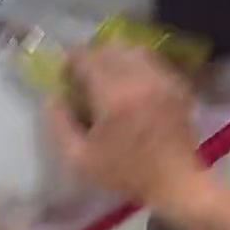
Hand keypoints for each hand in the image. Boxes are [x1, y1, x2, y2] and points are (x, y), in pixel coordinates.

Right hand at [48, 44, 209, 206]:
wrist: (174, 181)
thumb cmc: (125, 172)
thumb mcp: (79, 159)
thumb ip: (60, 125)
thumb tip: (53, 97)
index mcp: (113, 95)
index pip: (86, 57)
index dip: (72, 61)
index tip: (67, 75)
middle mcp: (139, 78)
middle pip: (110, 48)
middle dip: (94, 58)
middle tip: (87, 76)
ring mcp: (162, 79)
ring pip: (133, 50)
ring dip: (117, 58)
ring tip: (111, 77)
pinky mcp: (177, 84)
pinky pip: (153, 61)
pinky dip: (139, 65)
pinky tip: (135, 84)